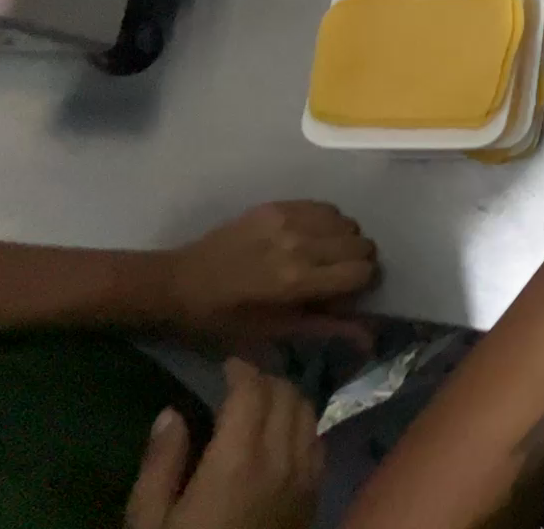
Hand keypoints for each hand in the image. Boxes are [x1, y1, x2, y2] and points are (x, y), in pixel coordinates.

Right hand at [125, 359, 321, 528]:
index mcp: (237, 461)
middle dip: (266, 379)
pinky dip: (302, 421)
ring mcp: (305, 473)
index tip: (228, 363)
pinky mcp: (316, 490)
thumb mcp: (148, 524)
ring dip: (288, 396)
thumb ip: (162, 465)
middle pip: (286, 395)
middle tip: (241, 379)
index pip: (253, 394)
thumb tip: (172, 413)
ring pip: (308, 412)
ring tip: (262, 398)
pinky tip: (283, 429)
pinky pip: (317, 439)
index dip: (243, 371)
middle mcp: (281, 457)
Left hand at [165, 202, 376, 345]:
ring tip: (319, 253)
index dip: (360, 284)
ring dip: (342, 241)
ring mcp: (290, 221)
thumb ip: (325, 329)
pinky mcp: (280, 205)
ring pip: (349, 223)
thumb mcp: (270, 333)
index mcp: (296, 281)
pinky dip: (326, 223)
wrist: (173, 283)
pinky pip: (327, 208)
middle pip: (363, 245)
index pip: (364, 271)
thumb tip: (370, 338)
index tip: (343, 292)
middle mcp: (300, 246)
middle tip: (333, 273)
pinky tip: (306, 236)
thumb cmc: (221, 319)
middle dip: (355, 261)